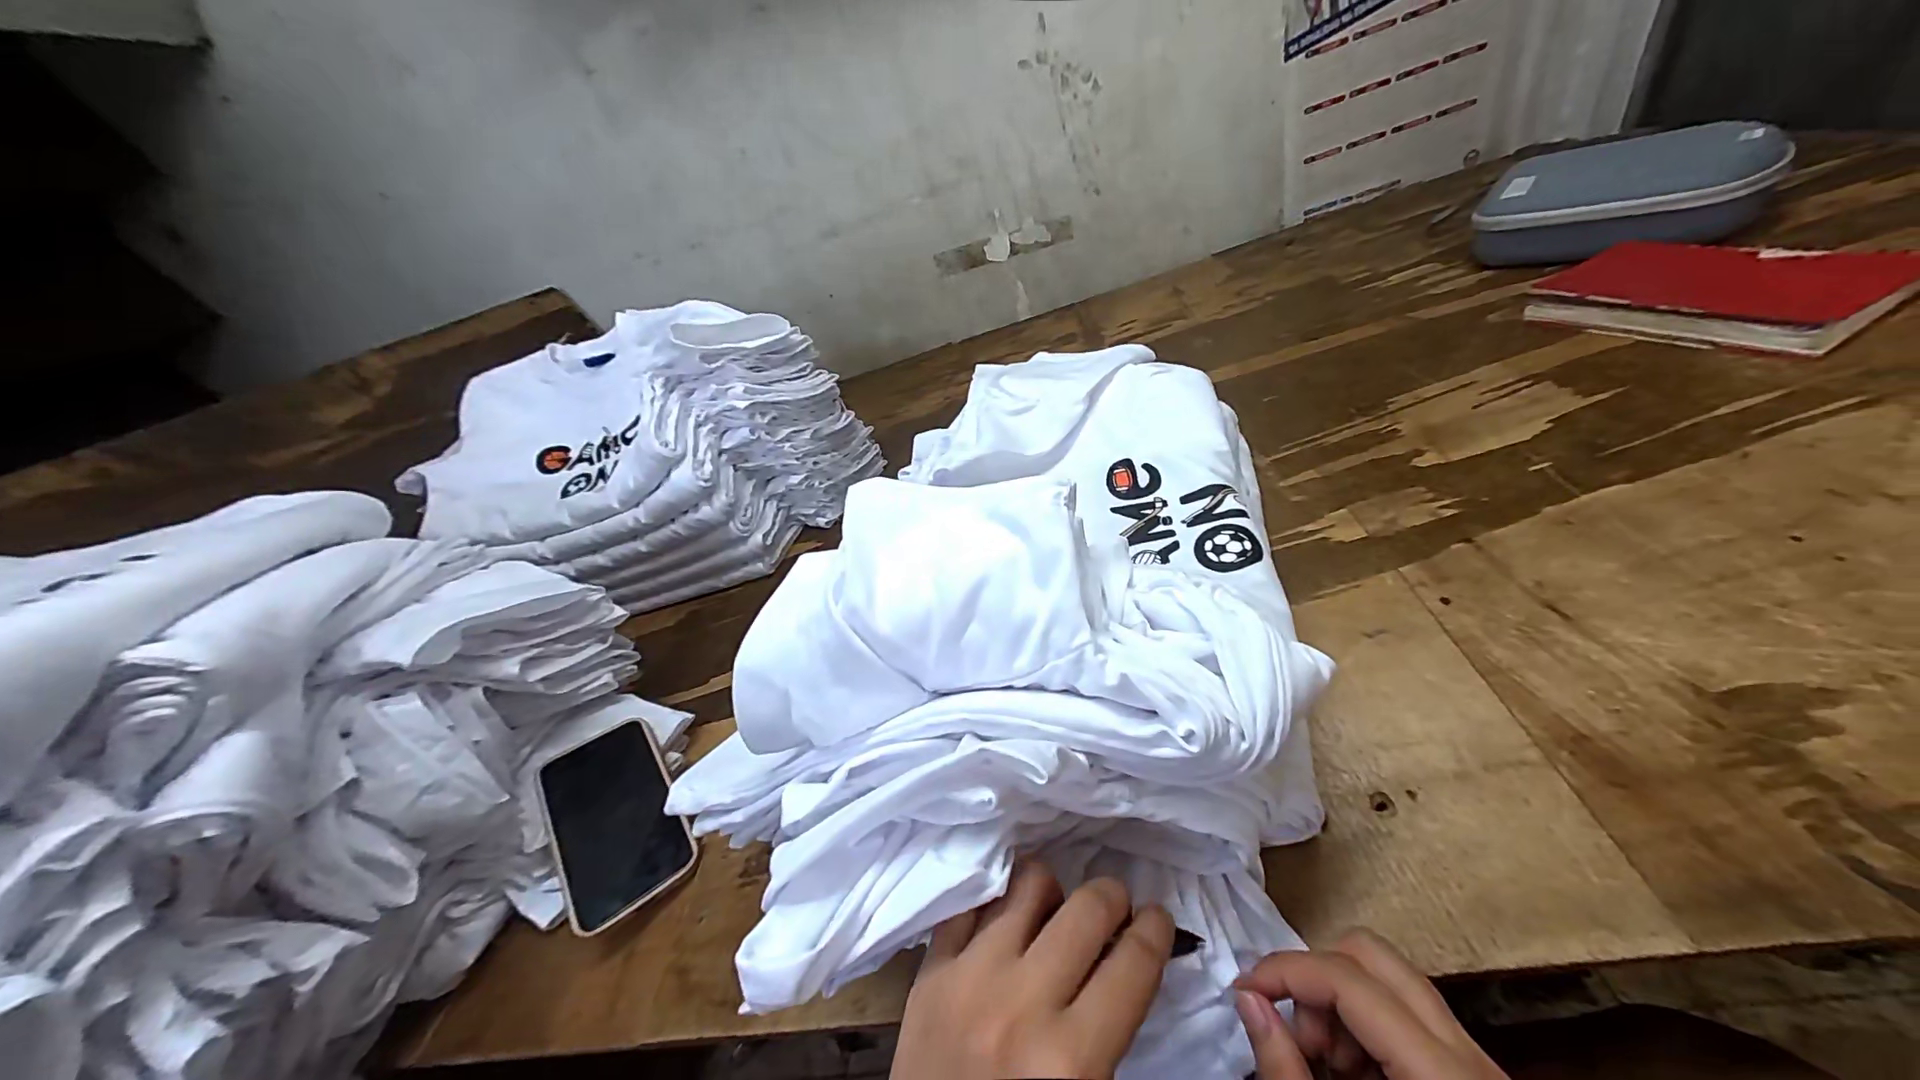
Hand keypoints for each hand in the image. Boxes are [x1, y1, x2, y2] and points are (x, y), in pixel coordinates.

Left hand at [890, 862, 1174, 1079]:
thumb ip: (1109, 1025)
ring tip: (1054, 907)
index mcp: (1072, 1058)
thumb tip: (1124, 953)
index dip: (1154, 930)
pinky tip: (1006, 912)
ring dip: (1051, 889)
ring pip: (1026, 886)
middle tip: (1112, 905)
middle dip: (1111, 897)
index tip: (1155, 917)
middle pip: (1086, 910)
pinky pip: (971, 902)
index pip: (1133, 965)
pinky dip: (996, 900)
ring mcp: (971, 978)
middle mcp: (1023, 1005)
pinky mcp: (932, 970)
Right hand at [1233, 929, 1507, 1079]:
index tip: (1242, 990)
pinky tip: (1351, 1076)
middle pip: (1372, 956)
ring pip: (1387, 977)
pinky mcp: (1470, 1071)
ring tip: (1324, 1066)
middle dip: (1315, 980)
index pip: (1349, 978)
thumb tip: (1246, 997)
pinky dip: (1361, 1027)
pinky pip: (1403, 1012)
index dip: (1285, 971)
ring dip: (1336, 1004)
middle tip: (1296, 1035)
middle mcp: (1469, 1055)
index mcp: (1443, 1075)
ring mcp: (1476, 1061)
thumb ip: (1285, 1069)